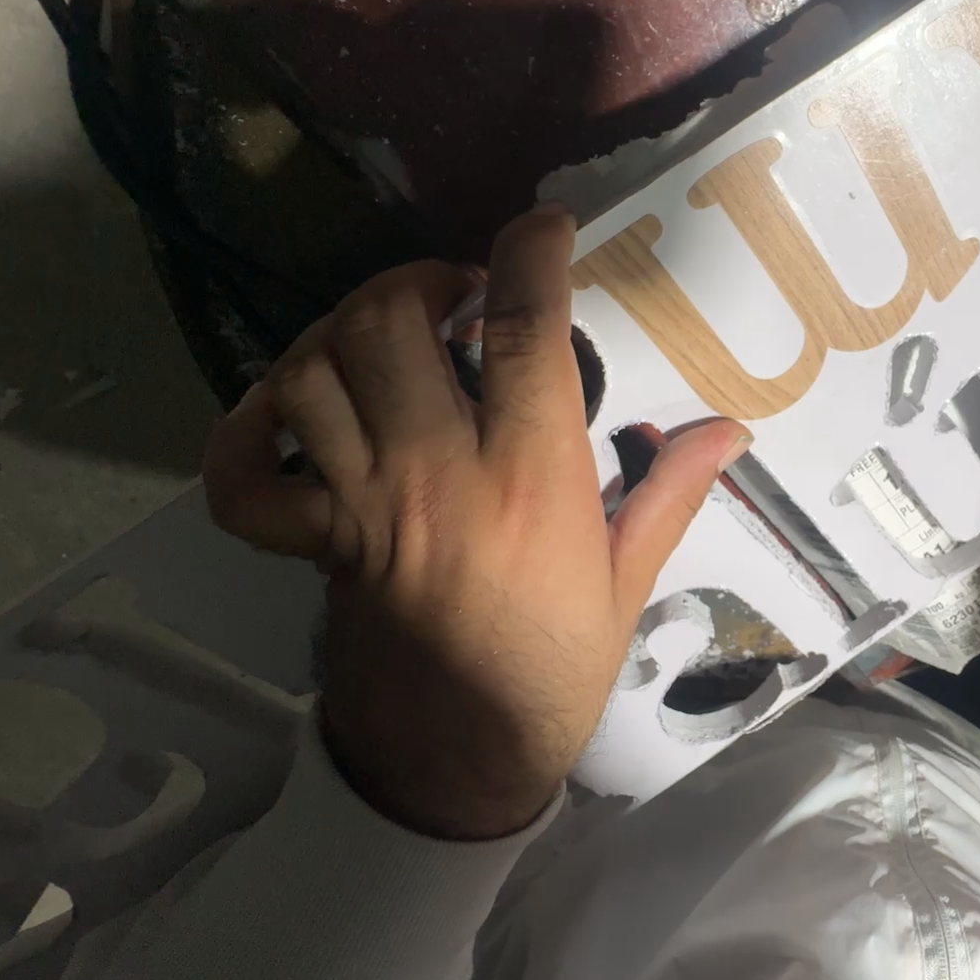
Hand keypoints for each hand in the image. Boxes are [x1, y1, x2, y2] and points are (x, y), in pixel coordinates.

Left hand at [203, 205, 751, 838]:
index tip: (546, 224)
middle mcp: (437, 474)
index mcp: (532, 480)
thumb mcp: (632, 579)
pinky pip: (247, 468)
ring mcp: (360, 506)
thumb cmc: (559, 662)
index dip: (534, 260)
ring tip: (394, 331)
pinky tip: (298, 403)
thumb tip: (732, 429)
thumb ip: (675, 490)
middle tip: (463, 289)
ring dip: (348, 327)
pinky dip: (254, 422)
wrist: (461, 755)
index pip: (528, 338)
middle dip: (423, 279)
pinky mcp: (312, 542)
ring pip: (314, 371)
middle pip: (390, 326)